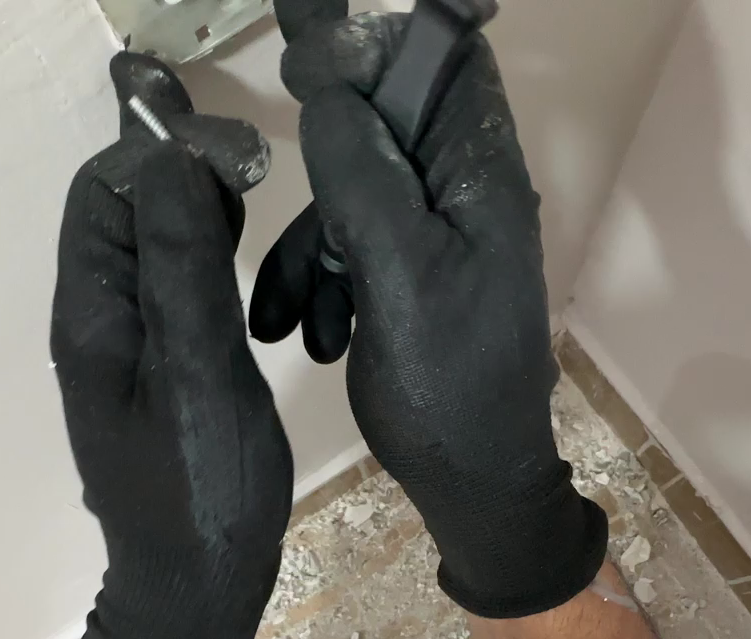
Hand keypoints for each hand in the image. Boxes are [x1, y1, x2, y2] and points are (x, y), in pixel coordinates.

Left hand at [39, 54, 291, 638]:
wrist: (195, 587)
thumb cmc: (203, 492)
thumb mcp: (198, 377)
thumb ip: (184, 271)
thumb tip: (174, 162)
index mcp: (94, 316)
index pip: (105, 192)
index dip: (166, 155)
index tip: (244, 162)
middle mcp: (99, 323)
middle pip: (123, 215)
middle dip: (181, 178)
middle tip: (253, 179)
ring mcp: (129, 353)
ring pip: (150, 252)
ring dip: (194, 217)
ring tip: (252, 211)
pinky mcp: (160, 376)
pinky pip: (172, 295)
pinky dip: (204, 264)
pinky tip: (243, 272)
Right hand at [253, 12, 605, 617]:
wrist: (471, 481)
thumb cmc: (447, 388)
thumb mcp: (403, 281)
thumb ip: (367, 182)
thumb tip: (329, 96)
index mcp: (480, 181)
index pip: (442, 64)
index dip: (374, 44)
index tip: (301, 50)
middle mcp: (462, 200)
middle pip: (385, 132)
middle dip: (326, 165)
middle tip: (269, 178)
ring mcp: (435, 246)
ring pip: (356, 202)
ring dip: (313, 252)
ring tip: (294, 320)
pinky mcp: (410, 286)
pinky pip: (354, 256)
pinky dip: (324, 288)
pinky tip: (313, 337)